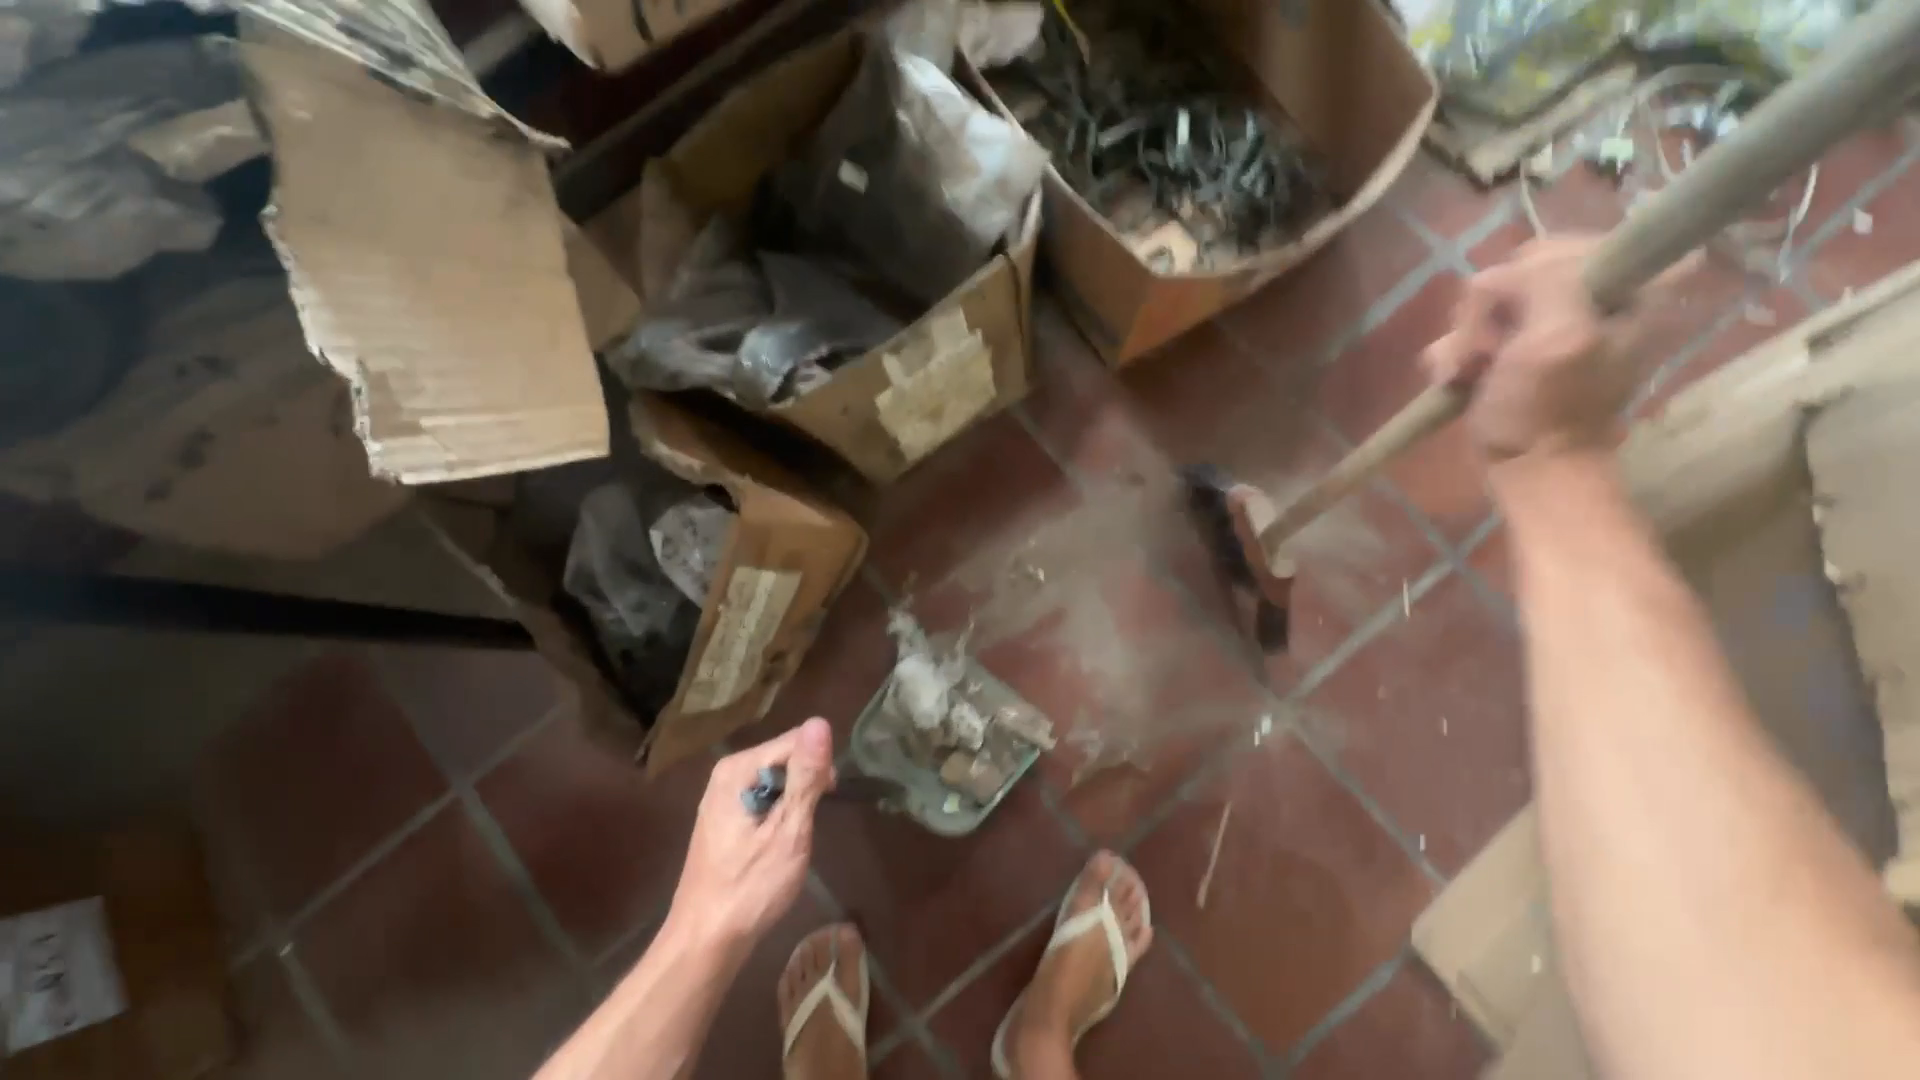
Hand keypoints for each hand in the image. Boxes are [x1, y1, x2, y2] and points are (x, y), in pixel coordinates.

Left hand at [666, 717, 835, 951]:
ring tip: (796, 838)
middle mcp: (726, 774)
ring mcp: (722, 797)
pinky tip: (779, 845)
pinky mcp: (725, 819)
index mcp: (737, 769)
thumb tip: (821, 722)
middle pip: (785, 758)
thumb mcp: (788, 831)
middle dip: (806, 784)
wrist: (706, 942)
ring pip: (777, 781)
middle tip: (809, 827)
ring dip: (794, 803)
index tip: (828, 800)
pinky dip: (780, 815)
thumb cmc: (750, 887)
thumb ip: (805, 776)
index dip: (820, 766)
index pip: (796, 741)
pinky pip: (764, 799)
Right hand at [1421, 234, 1680, 464]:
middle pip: (1519, 269)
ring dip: (1465, 337)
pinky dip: (1455, 353)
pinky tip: (1455, 378)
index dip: (1529, 272)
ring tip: (1466, 372)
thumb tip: (1504, 270)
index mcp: (1630, 287)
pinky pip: (1471, 329)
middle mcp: (1593, 297)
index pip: (1565, 243)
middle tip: (1489, 351)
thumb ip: (1546, 281)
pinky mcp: (1514, 348)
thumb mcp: (1558, 337)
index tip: (1518, 312)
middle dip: (1489, 311)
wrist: (1528, 469)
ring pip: (1487, 302)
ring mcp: (1549, 324)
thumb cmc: (1548, 411)